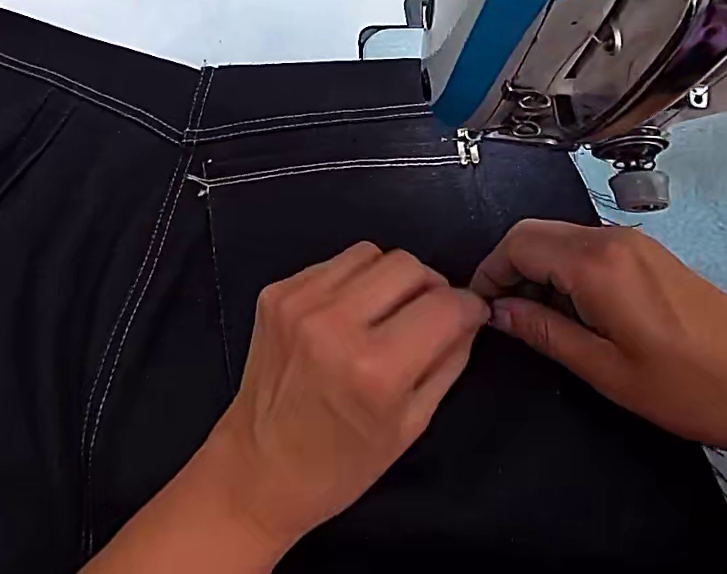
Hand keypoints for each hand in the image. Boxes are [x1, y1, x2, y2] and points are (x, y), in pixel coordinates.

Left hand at [203, 242, 489, 551]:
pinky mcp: (277, 292)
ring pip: (374, 253)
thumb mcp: (413, 423)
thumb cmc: (341, 464)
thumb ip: (451, 359)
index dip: (468, 306)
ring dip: (391, 278)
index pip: (445, 305)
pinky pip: (337, 263)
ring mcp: (300, 303)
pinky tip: (348, 313)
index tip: (470, 313)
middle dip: (431, 287)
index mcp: (375, 370)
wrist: (255, 473)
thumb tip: (471, 313)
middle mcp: (335, 325)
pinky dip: (355, 280)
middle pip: (410, 265)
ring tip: (385, 311)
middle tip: (428, 313)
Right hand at [470, 220, 726, 484]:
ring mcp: (636, 242)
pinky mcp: (650, 254)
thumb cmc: (692, 386)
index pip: (518, 242)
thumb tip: (500, 312)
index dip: (489, 270)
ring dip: (538, 269)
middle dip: (509, 267)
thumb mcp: (606, 370)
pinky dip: (567, 270)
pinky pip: (589, 248)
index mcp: (597, 262)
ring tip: (537, 320)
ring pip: (562, 238)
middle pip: (537, 232)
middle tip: (503, 316)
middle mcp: (614, 238)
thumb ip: (545, 331)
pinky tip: (574, 310)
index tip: (479, 307)